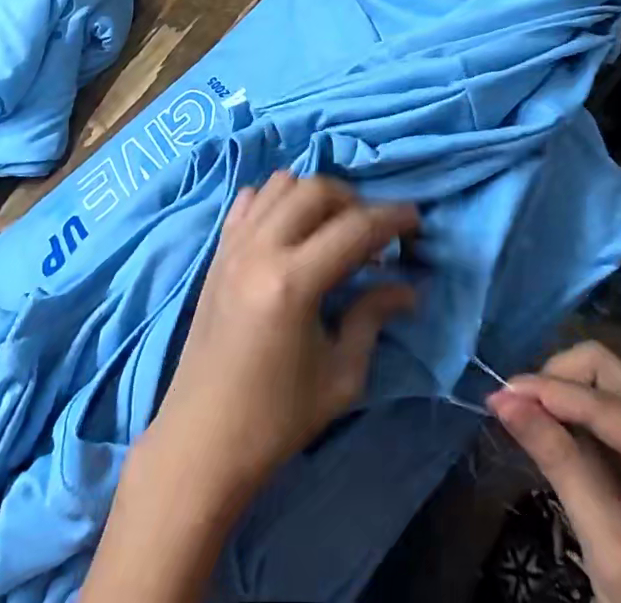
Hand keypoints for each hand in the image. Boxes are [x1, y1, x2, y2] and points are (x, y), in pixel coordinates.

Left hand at [146, 170, 419, 503]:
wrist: (204, 435)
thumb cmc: (277, 417)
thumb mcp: (341, 375)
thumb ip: (372, 318)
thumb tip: (406, 288)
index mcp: (292, 282)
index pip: (354, 227)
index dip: (393, 218)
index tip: (416, 222)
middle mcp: (258, 250)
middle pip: (314, 189)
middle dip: (354, 200)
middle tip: (375, 233)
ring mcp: (231, 247)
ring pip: (278, 185)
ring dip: (314, 196)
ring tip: (334, 228)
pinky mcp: (215, 254)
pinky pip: (247, 202)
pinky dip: (275, 201)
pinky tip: (291, 229)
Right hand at [489, 342, 620, 602]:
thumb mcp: (608, 539)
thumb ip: (559, 463)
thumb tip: (501, 400)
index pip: (602, 402)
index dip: (546, 392)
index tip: (495, 398)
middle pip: (604, 372)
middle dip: (554, 379)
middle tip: (516, 407)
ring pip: (597, 385)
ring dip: (555, 393)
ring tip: (522, 419)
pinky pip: (593, 412)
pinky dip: (561, 413)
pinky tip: (540, 432)